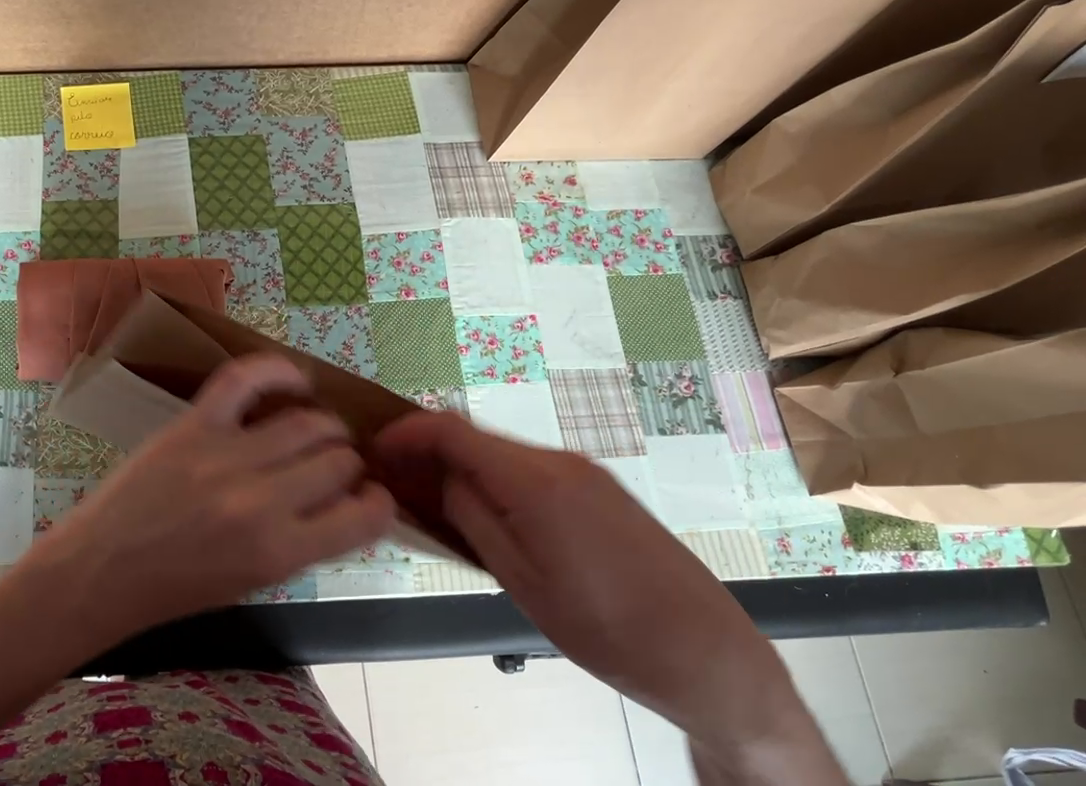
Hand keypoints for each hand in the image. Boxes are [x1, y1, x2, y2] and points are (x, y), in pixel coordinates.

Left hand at [25, 354, 396, 639]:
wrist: (103, 568)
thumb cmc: (178, 588)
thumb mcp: (255, 581)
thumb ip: (303, 541)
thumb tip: (343, 502)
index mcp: (280, 551)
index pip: (364, 516)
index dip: (379, 504)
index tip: (373, 497)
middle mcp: (262, 500)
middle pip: (338, 460)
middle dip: (349, 463)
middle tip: (338, 464)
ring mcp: (225, 455)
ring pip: (305, 421)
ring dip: (324, 425)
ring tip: (320, 431)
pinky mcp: (194, 425)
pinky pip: (243, 380)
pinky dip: (276, 371)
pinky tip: (296, 378)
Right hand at [371, 412, 844, 782]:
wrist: (710, 656)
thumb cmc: (605, 630)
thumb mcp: (520, 582)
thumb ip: (472, 519)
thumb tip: (436, 479)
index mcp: (534, 481)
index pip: (452, 429)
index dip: (406, 432)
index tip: (374, 451)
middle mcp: (559, 461)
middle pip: (476, 435)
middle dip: (429, 450)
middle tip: (397, 482)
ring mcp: (586, 472)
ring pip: (503, 452)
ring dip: (463, 466)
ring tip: (435, 503)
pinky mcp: (602, 489)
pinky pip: (532, 469)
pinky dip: (497, 478)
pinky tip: (488, 513)